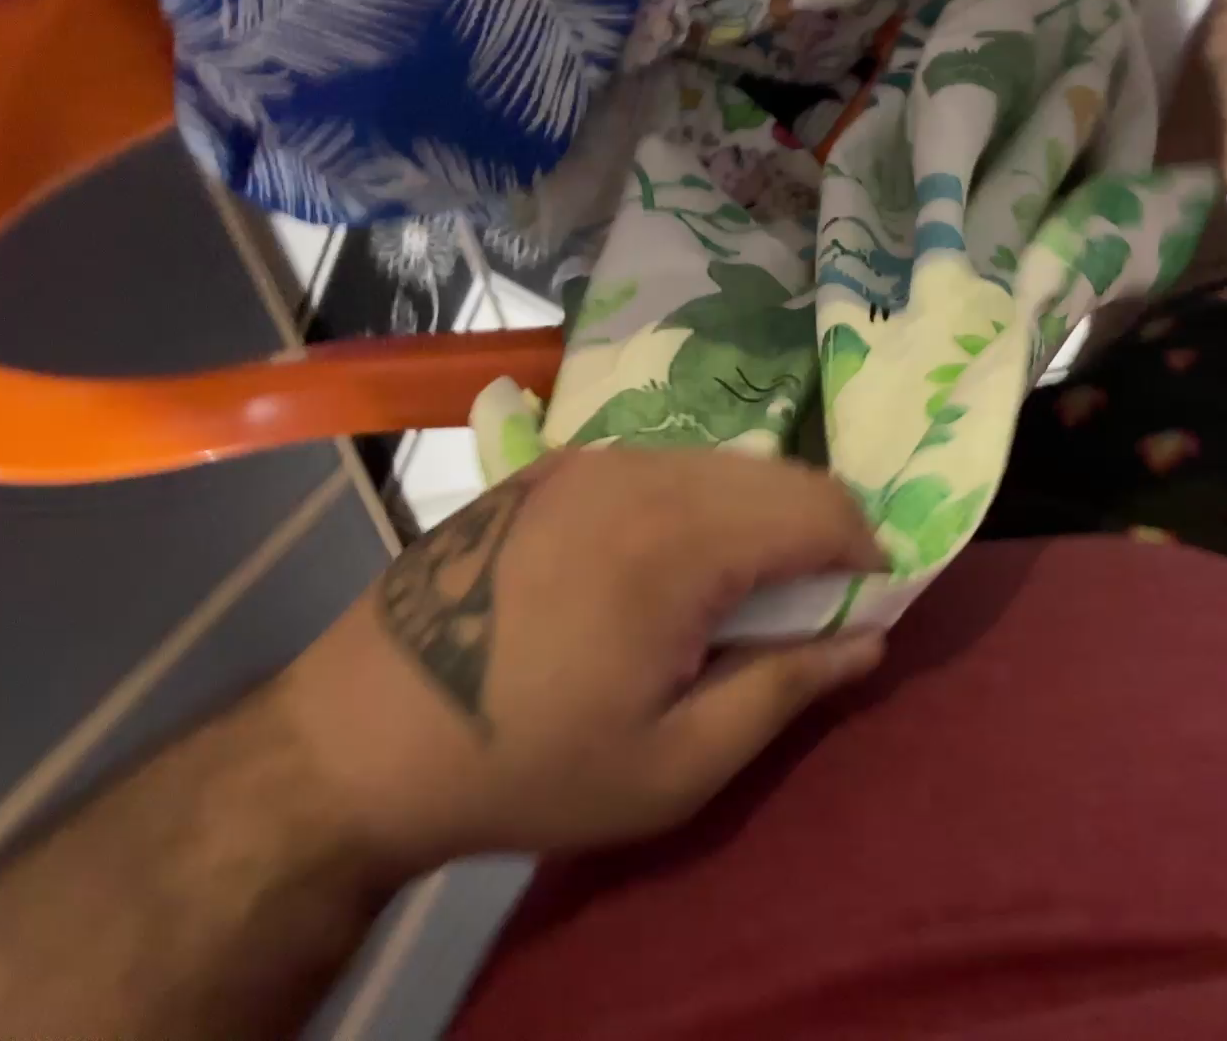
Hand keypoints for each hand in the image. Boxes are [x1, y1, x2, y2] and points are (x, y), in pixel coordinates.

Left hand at [267, 449, 888, 867]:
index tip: (869, 605)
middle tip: (813, 607)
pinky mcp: (555, 466)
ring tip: (745, 592)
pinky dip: (709, 507)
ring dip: (766, 518)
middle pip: (783, 476)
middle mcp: (641, 473)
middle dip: (823, 533)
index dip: (867, 555)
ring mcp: (591, 459)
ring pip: (729, 466)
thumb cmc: (530, 767)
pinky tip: (677, 565)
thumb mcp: (679, 763)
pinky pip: (671, 468)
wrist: (356, 745)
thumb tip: (870, 639)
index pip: (822, 510)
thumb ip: (789, 688)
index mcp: (679, 542)